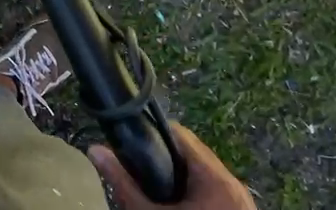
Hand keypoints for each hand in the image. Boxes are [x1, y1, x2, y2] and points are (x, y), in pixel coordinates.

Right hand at [89, 125, 255, 209]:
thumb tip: (95, 150)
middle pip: (192, 151)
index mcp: (214, 178)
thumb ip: (123, 184)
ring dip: (180, 172)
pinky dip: (195, 189)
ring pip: (204, 171)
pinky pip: (215, 189)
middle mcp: (232, 183)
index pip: (180, 133)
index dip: (152, 132)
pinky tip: (178, 203)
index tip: (133, 143)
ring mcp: (240, 201)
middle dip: (165, 154)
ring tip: (157, 186)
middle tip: (141, 167)